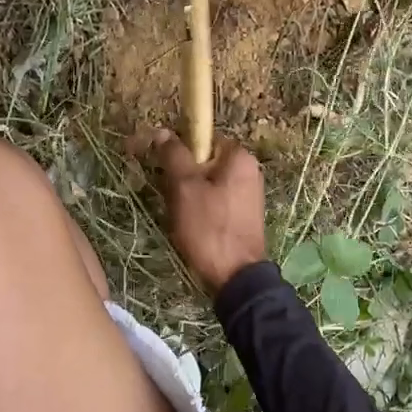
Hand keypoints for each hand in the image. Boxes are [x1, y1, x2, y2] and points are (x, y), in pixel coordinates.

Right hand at [143, 130, 267, 294]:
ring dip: (188, 193)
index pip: (201, 137)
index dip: (178, 149)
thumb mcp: (184, 187)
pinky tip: (192, 225)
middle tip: (169, 195)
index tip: (162, 167)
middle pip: (204, 160)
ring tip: (179, 214)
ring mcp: (249, 194)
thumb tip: (162, 132)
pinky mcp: (244, 215)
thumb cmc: (209, 227)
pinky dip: (201, 207)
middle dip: (182, 175)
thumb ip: (173, 155)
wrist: (237, 279)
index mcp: (239, 156)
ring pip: (207, 182)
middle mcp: (249, 170)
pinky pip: (216, 200)